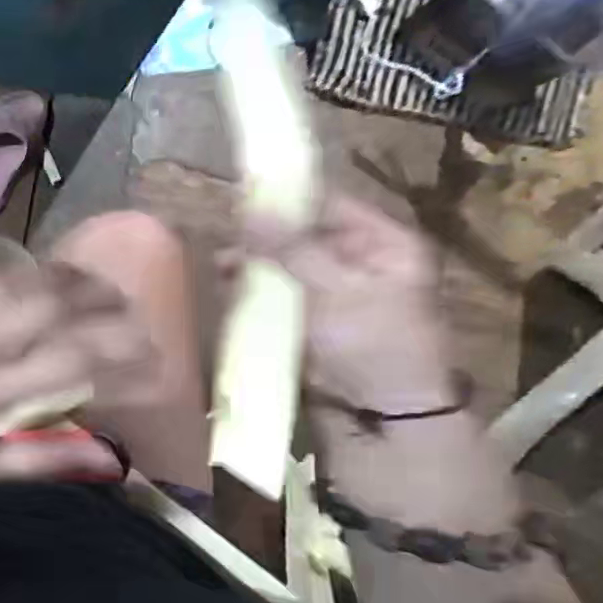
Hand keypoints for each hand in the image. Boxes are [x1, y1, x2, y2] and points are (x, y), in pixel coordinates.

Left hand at [0, 261, 153, 482]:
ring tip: (90, 284)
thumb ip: (42, 458)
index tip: (151, 358)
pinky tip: (22, 274)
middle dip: (99, 300)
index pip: (69, 359)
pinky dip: (2, 266)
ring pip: (11, 279)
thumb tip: (109, 460)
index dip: (121, 354)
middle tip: (127, 310)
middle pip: (46, 303)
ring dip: (58, 276)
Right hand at [242, 195, 454, 411]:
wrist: (379, 410)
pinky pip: (271, 292)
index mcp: (382, 243)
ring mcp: (327, 290)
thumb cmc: (374, 342)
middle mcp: (355, 260)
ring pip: (280, 263)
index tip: (240, 193)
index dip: (287, 198)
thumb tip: (251, 208)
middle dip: (260, 234)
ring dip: (251, 262)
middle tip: (223, 234)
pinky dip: (248, 288)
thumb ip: (292, 249)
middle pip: (300, 233)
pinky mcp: (303, 317)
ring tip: (220, 265)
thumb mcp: (337, 289)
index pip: (329, 205)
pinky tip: (226, 286)